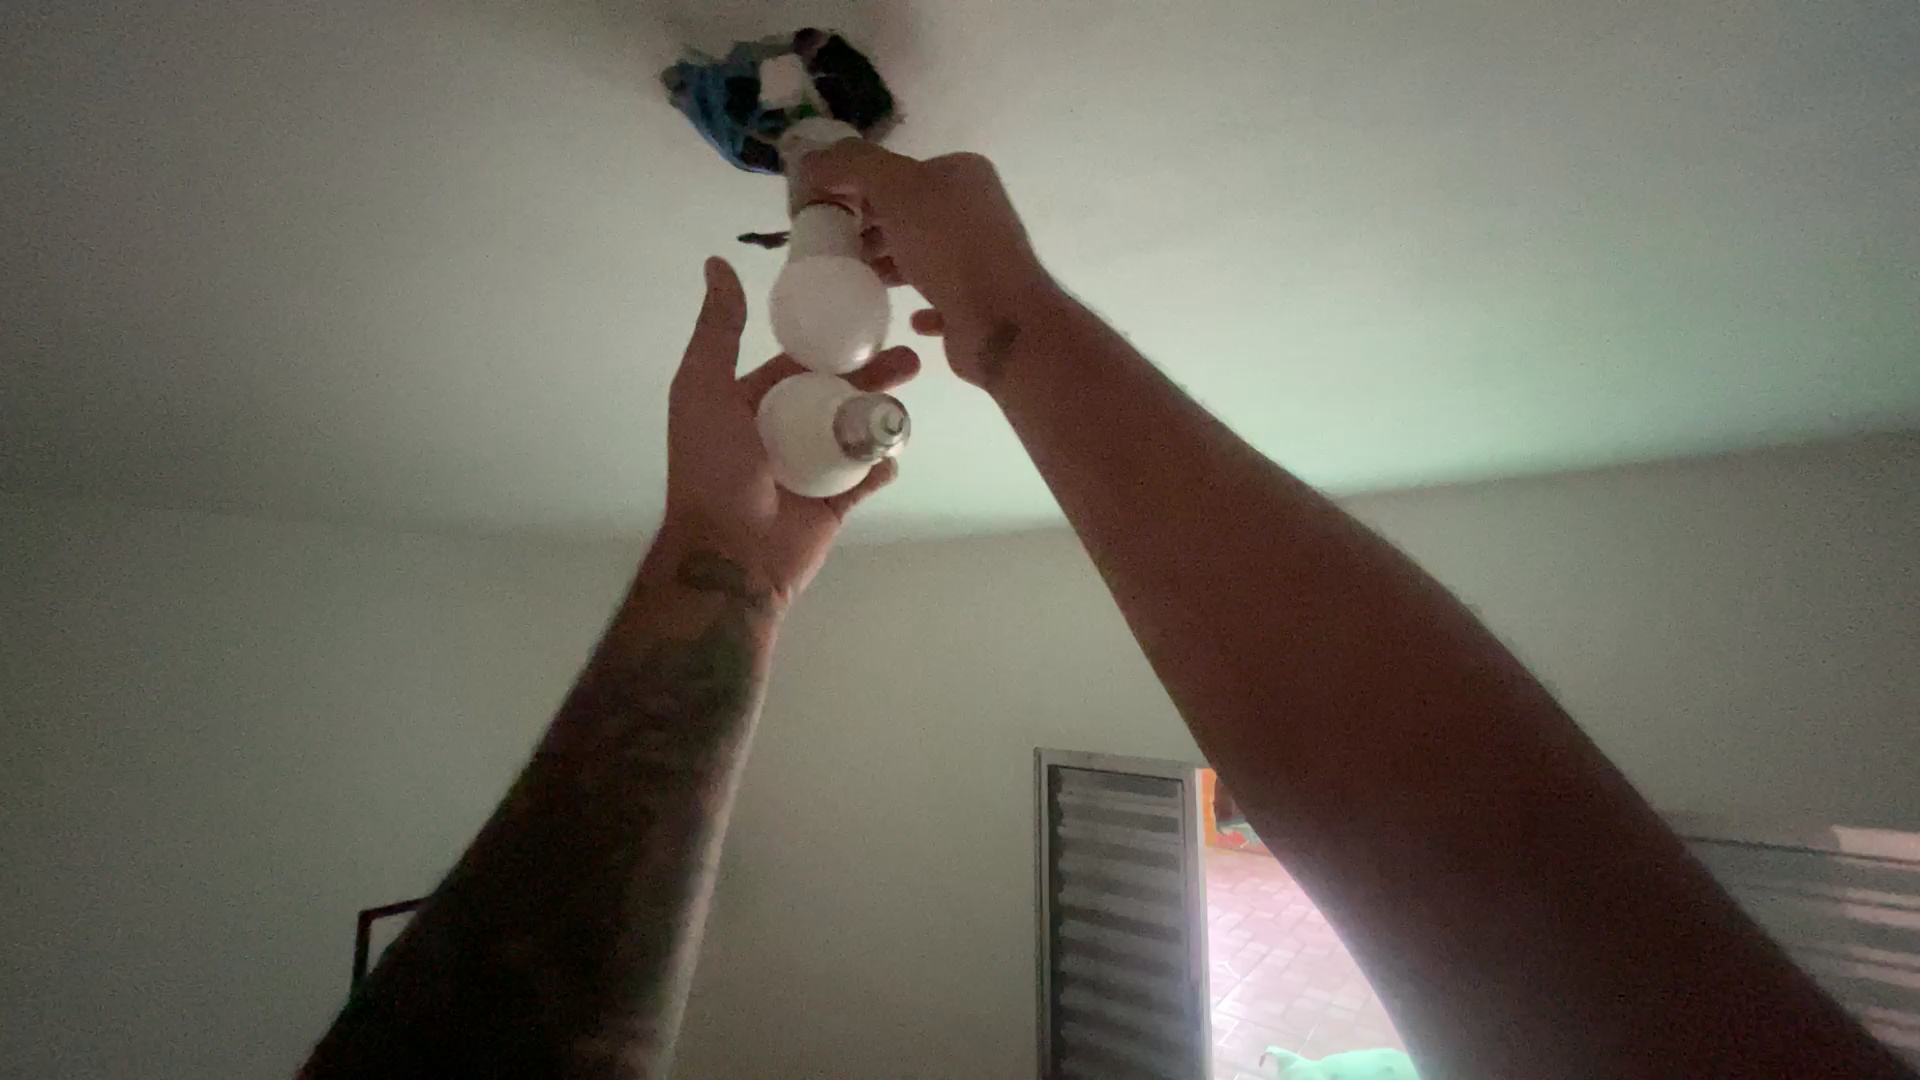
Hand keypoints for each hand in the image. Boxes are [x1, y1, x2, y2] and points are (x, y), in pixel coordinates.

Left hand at [657, 257, 918, 605]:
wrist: (730, 552)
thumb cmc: (714, 469)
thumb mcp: (704, 389)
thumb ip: (718, 332)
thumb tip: (718, 265)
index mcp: (753, 404)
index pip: (799, 366)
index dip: (832, 347)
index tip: (868, 326)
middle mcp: (782, 433)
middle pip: (836, 395)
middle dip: (872, 377)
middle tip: (910, 361)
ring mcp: (810, 470)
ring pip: (855, 432)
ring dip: (882, 416)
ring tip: (907, 403)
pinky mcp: (833, 504)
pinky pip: (864, 477)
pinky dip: (881, 463)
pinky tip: (893, 450)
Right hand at [793, 143, 1058, 386]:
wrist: (1001, 323)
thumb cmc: (951, 248)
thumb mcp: (897, 187)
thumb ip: (852, 164)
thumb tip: (810, 162)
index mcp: (963, 175)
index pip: (898, 172)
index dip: (855, 187)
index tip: (821, 212)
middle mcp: (976, 214)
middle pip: (907, 216)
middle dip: (867, 229)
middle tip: (828, 248)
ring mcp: (979, 262)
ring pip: (920, 259)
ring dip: (887, 267)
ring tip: (852, 279)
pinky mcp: (976, 307)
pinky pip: (939, 302)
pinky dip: (919, 307)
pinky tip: (904, 316)